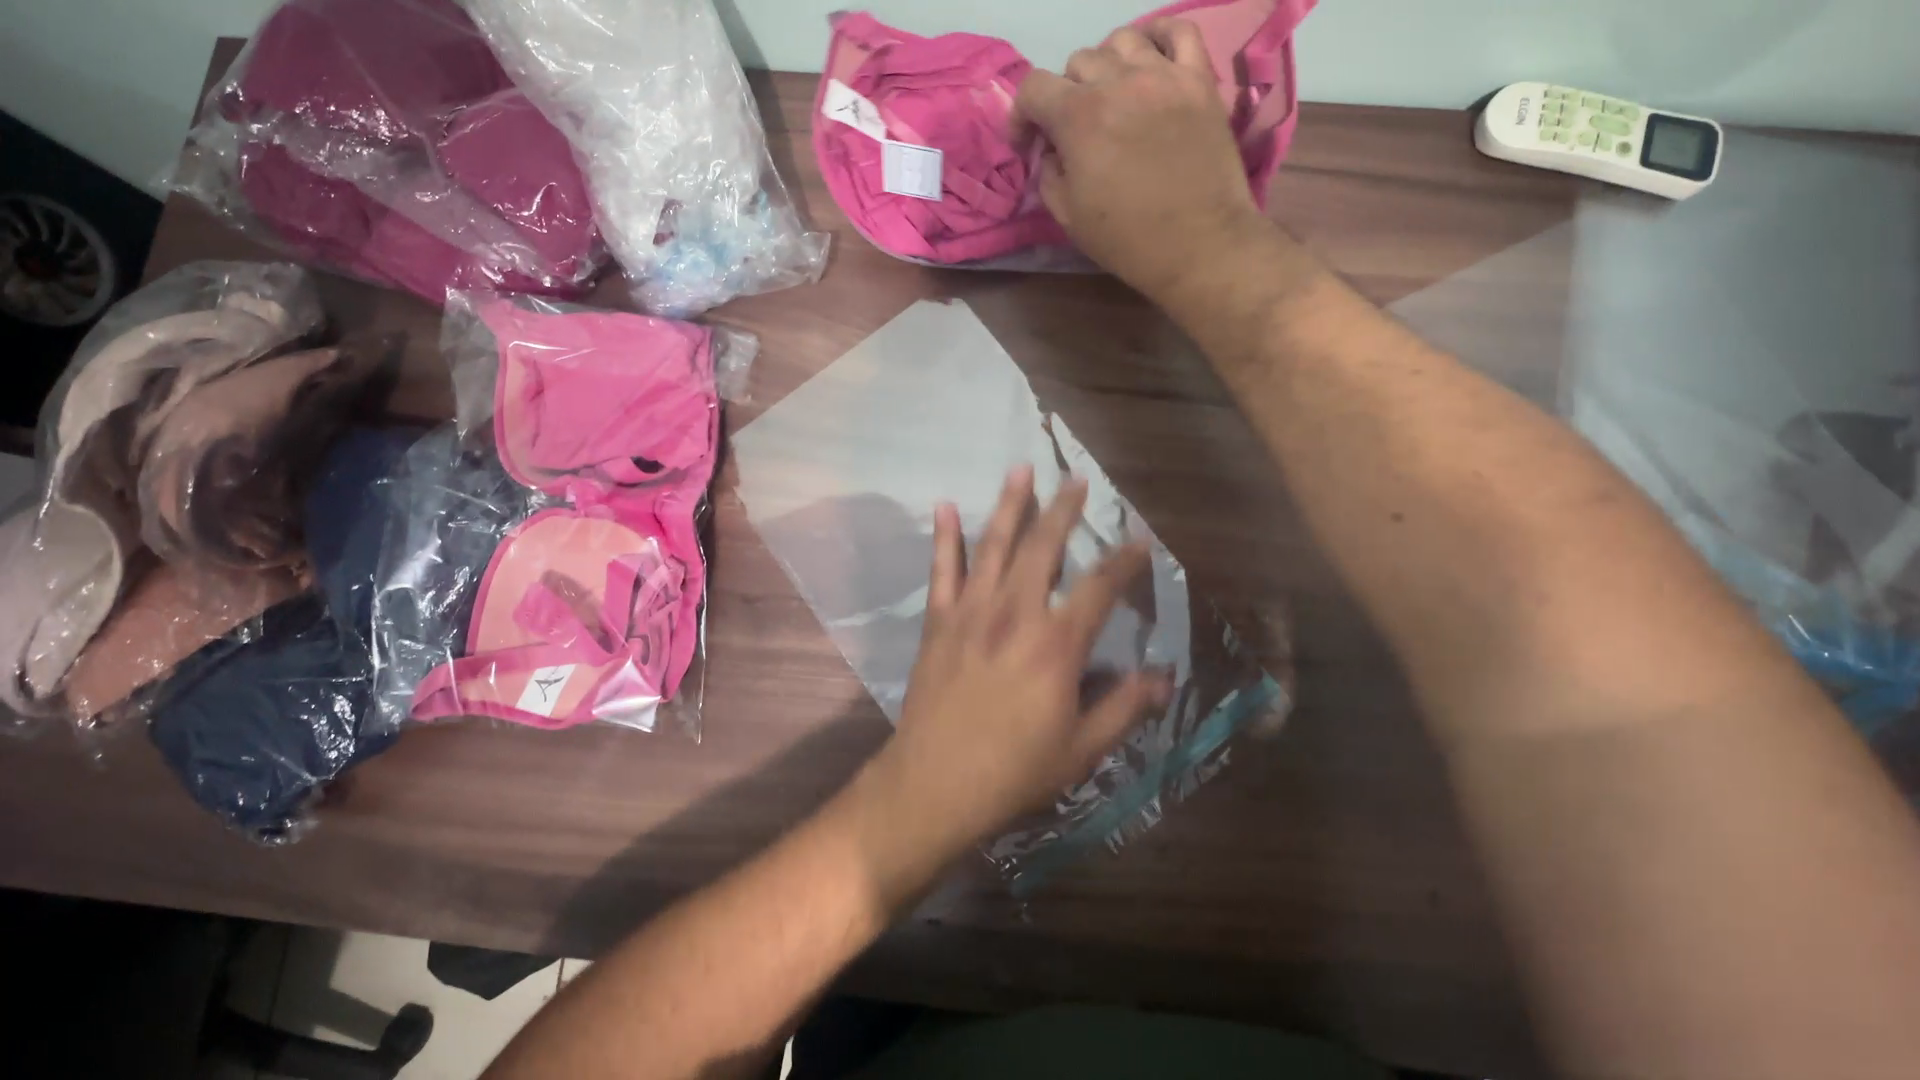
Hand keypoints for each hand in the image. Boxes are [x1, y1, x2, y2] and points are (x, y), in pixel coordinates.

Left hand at [857, 467, 1169, 872]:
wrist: (933, 785)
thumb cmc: (1013, 772)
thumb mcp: (1081, 749)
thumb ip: (1123, 707)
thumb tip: (1164, 677)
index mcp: (1056, 644)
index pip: (1100, 588)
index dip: (1124, 561)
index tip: (1140, 540)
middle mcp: (1014, 614)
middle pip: (1043, 549)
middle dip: (1062, 510)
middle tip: (1076, 479)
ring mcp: (971, 614)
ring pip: (993, 547)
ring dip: (1008, 506)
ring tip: (1020, 470)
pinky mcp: (938, 624)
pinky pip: (942, 571)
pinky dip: (944, 538)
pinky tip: (943, 507)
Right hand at [1014, 20, 1268, 302]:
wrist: (1200, 245)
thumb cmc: (1128, 240)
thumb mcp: (1068, 216)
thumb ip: (1049, 173)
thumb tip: (1053, 149)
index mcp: (1079, 118)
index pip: (1034, 88)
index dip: (1023, 116)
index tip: (1030, 143)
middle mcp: (1118, 84)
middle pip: (1078, 62)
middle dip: (1067, 95)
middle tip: (1077, 130)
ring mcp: (1163, 76)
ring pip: (1122, 41)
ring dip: (1108, 66)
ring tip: (1114, 96)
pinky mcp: (1199, 81)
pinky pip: (1180, 31)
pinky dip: (1160, 37)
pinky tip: (1152, 61)